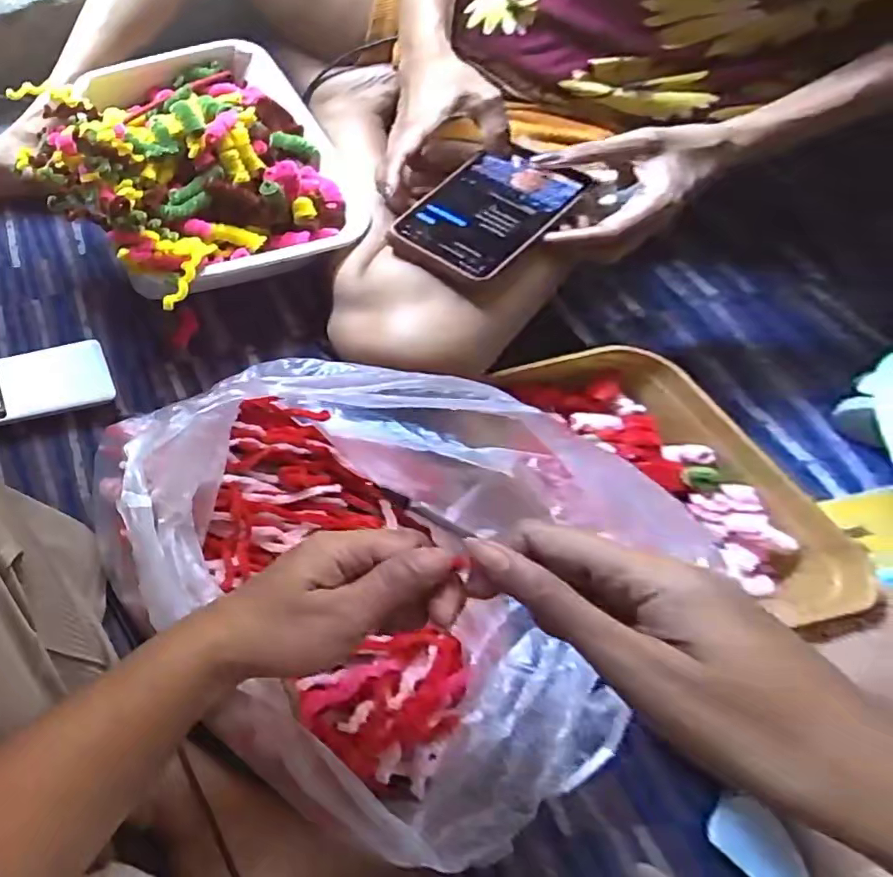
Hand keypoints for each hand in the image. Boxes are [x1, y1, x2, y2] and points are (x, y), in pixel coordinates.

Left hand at [194, 529, 463, 679]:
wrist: (230, 645)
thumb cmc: (287, 632)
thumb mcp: (346, 612)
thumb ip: (394, 583)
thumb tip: (445, 553)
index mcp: (341, 545)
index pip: (413, 543)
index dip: (440, 576)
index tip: (445, 619)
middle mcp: (338, 549)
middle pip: (404, 557)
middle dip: (427, 591)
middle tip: (430, 630)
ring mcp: (332, 568)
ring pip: (391, 577)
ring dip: (407, 605)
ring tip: (393, 633)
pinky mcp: (327, 589)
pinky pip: (371, 592)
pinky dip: (384, 611)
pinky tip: (379, 632)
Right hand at [382, 51, 509, 207]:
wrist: (424, 60)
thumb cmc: (450, 77)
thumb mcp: (484, 100)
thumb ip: (495, 130)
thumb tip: (506, 160)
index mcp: (412, 133)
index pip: (393, 166)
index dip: (394, 189)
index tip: (402, 208)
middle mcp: (398, 142)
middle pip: (386, 179)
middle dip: (396, 200)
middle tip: (418, 218)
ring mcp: (396, 143)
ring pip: (390, 176)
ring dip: (401, 192)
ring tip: (424, 207)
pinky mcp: (400, 143)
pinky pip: (399, 168)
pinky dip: (407, 180)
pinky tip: (427, 186)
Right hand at [465, 523, 892, 860]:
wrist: (873, 791)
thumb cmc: (741, 727)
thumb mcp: (632, 664)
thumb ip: (552, 601)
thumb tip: (477, 547)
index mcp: (655, 573)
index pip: (547, 536)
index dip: (500, 555)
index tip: (474, 595)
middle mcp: (670, 571)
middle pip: (570, 553)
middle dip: (525, 577)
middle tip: (502, 620)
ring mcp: (690, 596)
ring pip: (593, 577)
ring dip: (557, 599)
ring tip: (551, 639)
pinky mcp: (701, 621)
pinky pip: (624, 600)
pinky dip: (592, 615)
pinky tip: (593, 646)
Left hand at [537, 123, 739, 258]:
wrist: (724, 148)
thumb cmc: (686, 142)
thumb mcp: (638, 141)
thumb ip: (589, 152)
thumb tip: (541, 160)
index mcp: (656, 204)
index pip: (611, 232)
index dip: (577, 238)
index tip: (547, 237)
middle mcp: (654, 221)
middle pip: (607, 248)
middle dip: (573, 245)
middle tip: (541, 231)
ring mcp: (651, 225)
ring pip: (610, 248)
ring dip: (580, 242)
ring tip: (554, 224)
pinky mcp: (645, 222)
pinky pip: (615, 238)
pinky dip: (590, 235)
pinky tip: (574, 217)